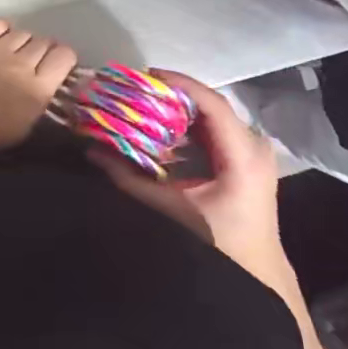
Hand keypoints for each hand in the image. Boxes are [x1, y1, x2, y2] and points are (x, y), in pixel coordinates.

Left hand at [0, 20, 78, 167]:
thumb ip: (44, 98)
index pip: (65, 56)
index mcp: (37, 91)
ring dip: (23, 43)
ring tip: (13, 55)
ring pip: (23, 33)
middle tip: (32, 64)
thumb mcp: (26, 126)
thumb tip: (54, 77)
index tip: (56, 67)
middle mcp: (20, 66)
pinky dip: (2, 31)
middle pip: (45, 42)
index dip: (63, 60)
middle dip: (43, 52)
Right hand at [91, 72, 296, 295]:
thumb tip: (93, 150)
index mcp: (242, 154)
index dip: (179, 84)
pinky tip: (162, 129)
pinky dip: (187, 127)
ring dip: (178, 110)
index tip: (144, 76)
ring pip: (212, 117)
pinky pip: (215, 131)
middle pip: (210, 105)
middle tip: (136, 90)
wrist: (255, 272)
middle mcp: (253, 145)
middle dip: (172, 95)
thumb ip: (129, 179)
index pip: (211, 104)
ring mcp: (253, 152)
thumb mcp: (169, 208)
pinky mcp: (246, 161)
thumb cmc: (216, 241)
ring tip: (144, 105)